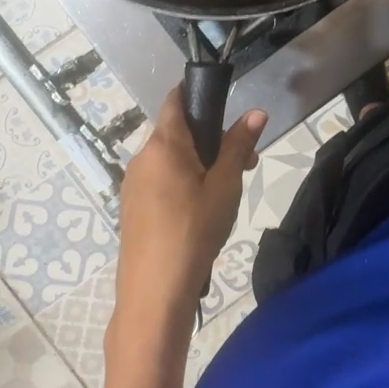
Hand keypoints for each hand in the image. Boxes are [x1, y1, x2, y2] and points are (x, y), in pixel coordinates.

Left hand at [118, 88, 266, 283]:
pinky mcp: (132, 209)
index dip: (198, 93)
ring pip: (171, 158)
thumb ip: (238, 145)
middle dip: (212, 139)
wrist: (154, 294)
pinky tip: (204, 209)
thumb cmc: (194, 231)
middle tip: (245, 162)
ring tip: (229, 189)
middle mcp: (142, 159)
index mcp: (163, 146)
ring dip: (201, 162)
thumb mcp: (226, 185)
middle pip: (178, 132)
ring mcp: (133, 185)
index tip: (226, 102)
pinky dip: (184, 181)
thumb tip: (256, 112)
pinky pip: (161, 180)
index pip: (176, 100)